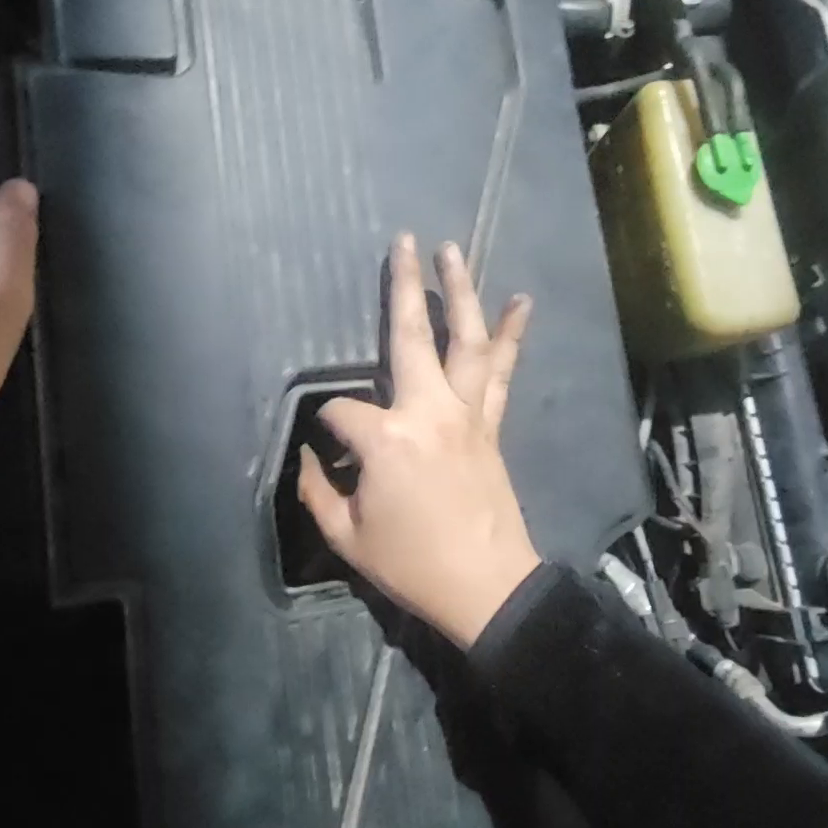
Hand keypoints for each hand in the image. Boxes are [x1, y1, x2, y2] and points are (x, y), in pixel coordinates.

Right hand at [297, 234, 538, 648]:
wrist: (488, 586)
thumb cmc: (412, 565)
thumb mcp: (346, 538)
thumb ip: (315, 491)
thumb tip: (307, 458)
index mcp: (386, 439)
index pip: (340, 411)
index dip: (325, 427)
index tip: (326, 451)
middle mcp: (429, 411)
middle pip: (409, 336)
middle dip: (402, 285)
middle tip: (403, 240)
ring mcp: (466, 413)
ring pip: (464, 340)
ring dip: (459, 291)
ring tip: (453, 250)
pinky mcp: (490, 423)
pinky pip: (500, 371)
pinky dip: (511, 335)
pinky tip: (520, 302)